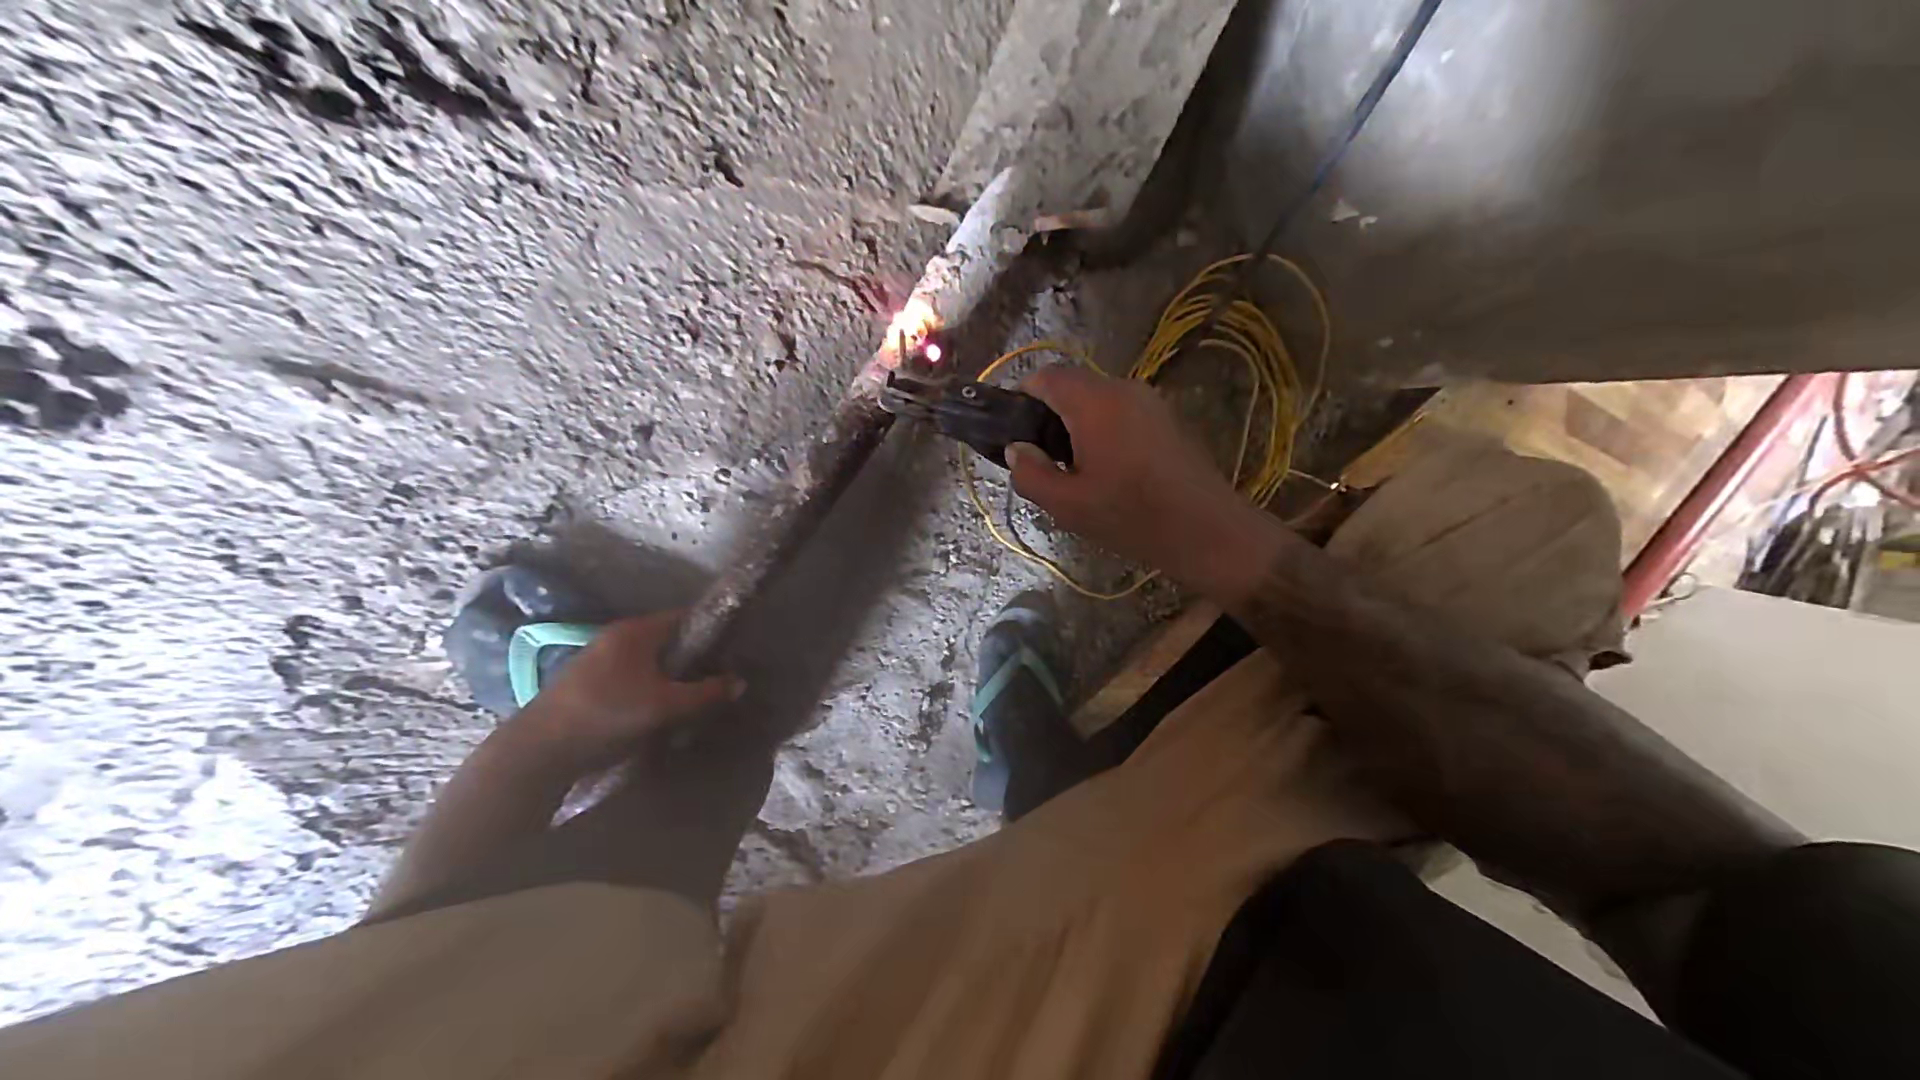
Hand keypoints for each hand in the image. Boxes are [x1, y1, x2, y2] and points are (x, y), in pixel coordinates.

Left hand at [508, 611, 740, 772]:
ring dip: (673, 676)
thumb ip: (706, 693)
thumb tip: (740, 682)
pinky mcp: (589, 684)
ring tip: (696, 697)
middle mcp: (617, 636)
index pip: (685, 617)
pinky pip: (634, 677)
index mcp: (635, 631)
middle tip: (719, 679)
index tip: (734, 651)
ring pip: (651, 661)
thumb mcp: (665, 706)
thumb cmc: (607, 716)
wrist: (537, 752)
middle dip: (695, 658)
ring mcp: (599, 659)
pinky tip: (663, 710)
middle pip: (668, 640)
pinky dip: (653, 687)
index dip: (712, 631)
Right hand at [1007, 365, 1284, 601]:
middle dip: (1049, 415)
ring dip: (1077, 425)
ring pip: (1098, 400)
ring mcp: (1150, 401)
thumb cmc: (1131, 516)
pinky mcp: (1167, 418)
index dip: (1021, 398)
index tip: (1013, 433)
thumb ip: (1030, 473)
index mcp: (1094, 402)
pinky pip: (1122, 412)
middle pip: (1072, 386)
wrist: (1207, 531)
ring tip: (1074, 470)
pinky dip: (1103, 430)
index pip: (1045, 377)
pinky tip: (1108, 471)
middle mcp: (1123, 388)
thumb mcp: (1067, 504)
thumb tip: (1016, 449)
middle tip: (1042, 460)